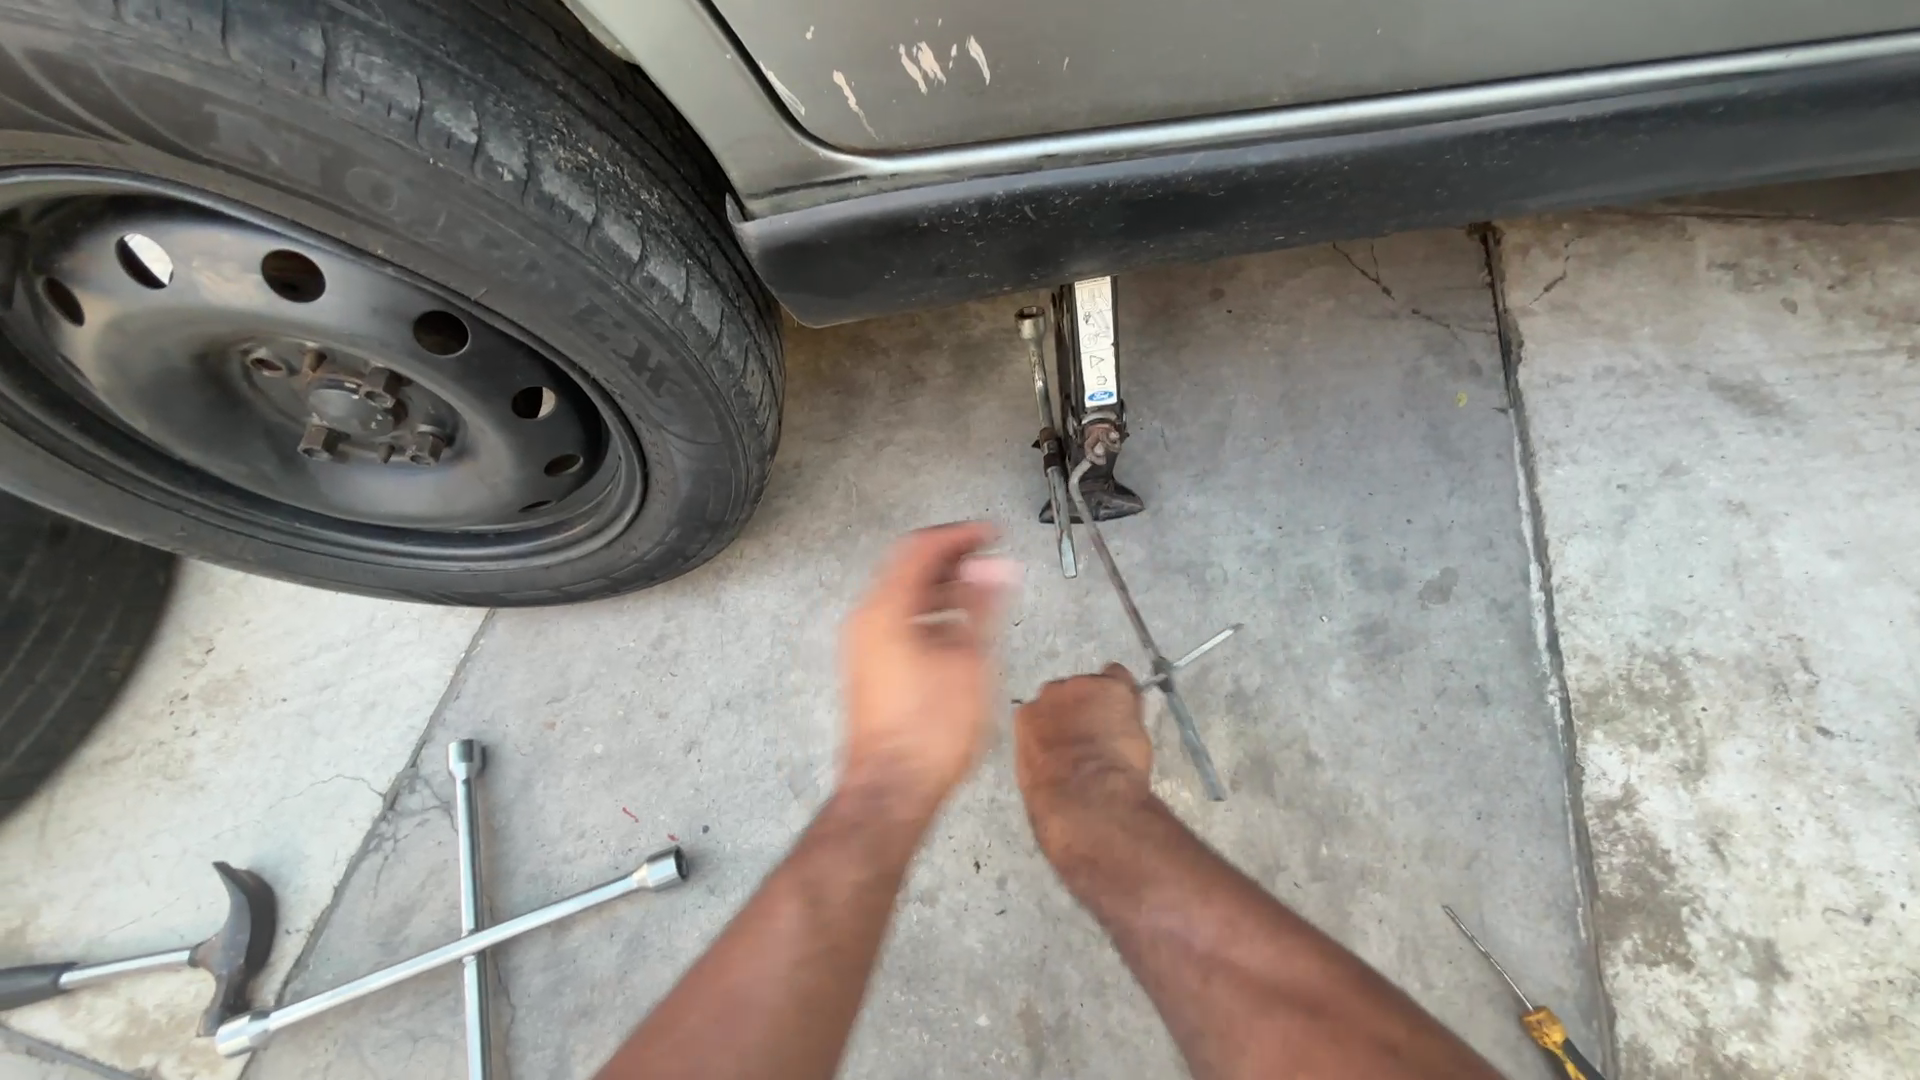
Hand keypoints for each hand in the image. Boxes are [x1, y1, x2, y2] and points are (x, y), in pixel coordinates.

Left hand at [839, 523, 1017, 816]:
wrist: (891, 790)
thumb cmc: (928, 733)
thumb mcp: (968, 660)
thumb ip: (982, 606)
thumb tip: (995, 568)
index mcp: (885, 609)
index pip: (921, 547)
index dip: (960, 536)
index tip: (991, 535)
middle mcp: (866, 621)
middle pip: (908, 568)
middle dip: (953, 559)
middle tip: (990, 560)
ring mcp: (864, 646)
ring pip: (904, 596)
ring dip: (943, 586)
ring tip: (983, 592)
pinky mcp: (870, 668)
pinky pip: (898, 621)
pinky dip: (929, 612)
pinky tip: (959, 628)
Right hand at [1015, 664, 1153, 853]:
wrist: (1089, 798)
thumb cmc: (1056, 800)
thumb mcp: (1035, 774)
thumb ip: (1042, 750)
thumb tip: (1053, 751)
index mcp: (1026, 717)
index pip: (1042, 710)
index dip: (1059, 724)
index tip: (1070, 739)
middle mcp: (1050, 693)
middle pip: (1067, 692)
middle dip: (1079, 708)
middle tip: (1093, 735)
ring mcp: (1083, 686)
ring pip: (1095, 685)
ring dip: (1103, 703)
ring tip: (1116, 731)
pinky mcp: (1114, 688)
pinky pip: (1121, 679)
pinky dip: (1127, 694)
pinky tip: (1131, 714)